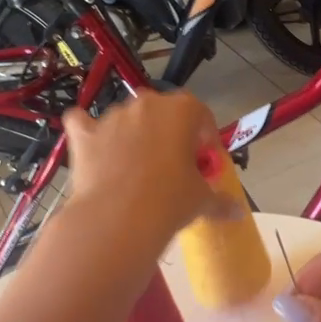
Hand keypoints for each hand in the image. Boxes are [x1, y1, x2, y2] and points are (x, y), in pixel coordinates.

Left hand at [62, 91, 239, 242]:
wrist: (118, 217)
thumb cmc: (170, 200)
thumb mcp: (202, 200)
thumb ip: (220, 200)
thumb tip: (237, 212)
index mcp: (183, 110)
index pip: (201, 116)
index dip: (204, 140)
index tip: (203, 164)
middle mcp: (147, 104)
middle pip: (163, 114)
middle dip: (169, 135)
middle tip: (173, 168)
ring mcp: (113, 116)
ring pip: (127, 119)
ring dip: (133, 137)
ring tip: (136, 172)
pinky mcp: (85, 134)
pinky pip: (83, 123)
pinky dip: (88, 132)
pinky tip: (93, 149)